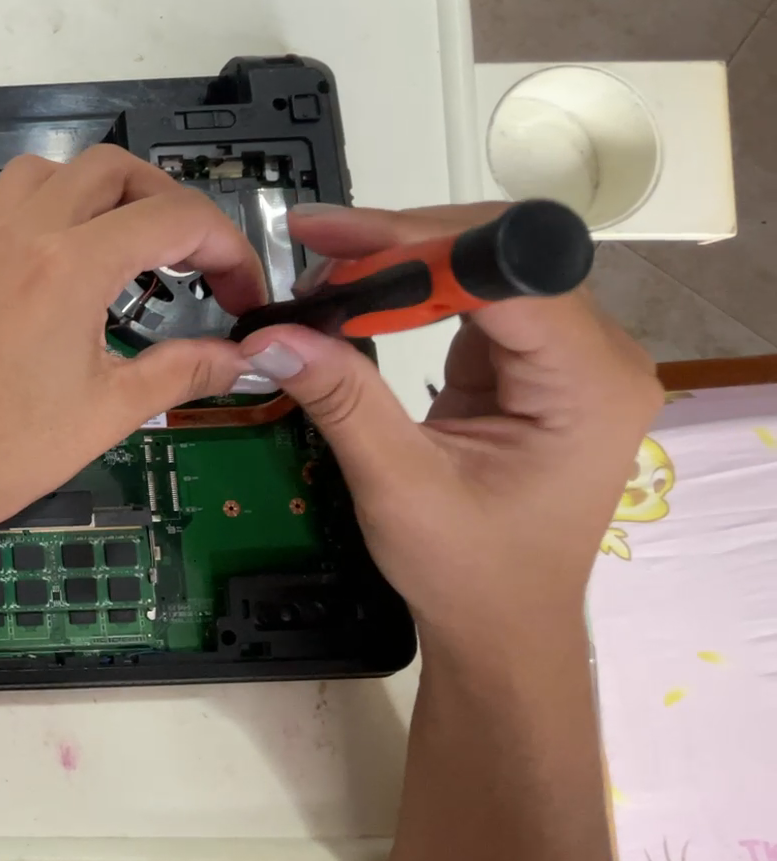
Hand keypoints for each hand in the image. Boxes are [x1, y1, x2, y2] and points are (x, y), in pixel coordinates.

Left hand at [0, 145, 265, 573]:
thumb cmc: (3, 451)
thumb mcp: (109, 412)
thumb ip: (183, 371)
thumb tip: (237, 358)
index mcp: (66, 267)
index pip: (172, 217)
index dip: (227, 247)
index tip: (239, 290)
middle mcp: (18, 238)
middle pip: (110, 168)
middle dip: (166, 200)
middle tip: (188, 256)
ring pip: (45, 173)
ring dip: (96, 191)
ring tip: (122, 245)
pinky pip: (4, 208)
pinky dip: (46, 213)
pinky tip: (61, 270)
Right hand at [236, 203, 661, 644]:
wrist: (498, 621)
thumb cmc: (466, 566)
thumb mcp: (397, 484)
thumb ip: (342, 401)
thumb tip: (270, 335)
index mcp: (587, 383)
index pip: (510, 273)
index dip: (416, 245)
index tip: (325, 239)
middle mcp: (590, 356)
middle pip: (505, 255)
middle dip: (403, 242)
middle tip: (311, 251)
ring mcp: (557, 360)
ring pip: (484, 270)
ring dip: (399, 262)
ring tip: (320, 275)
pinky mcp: (520, 369)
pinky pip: (465, 304)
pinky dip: (403, 294)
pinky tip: (352, 300)